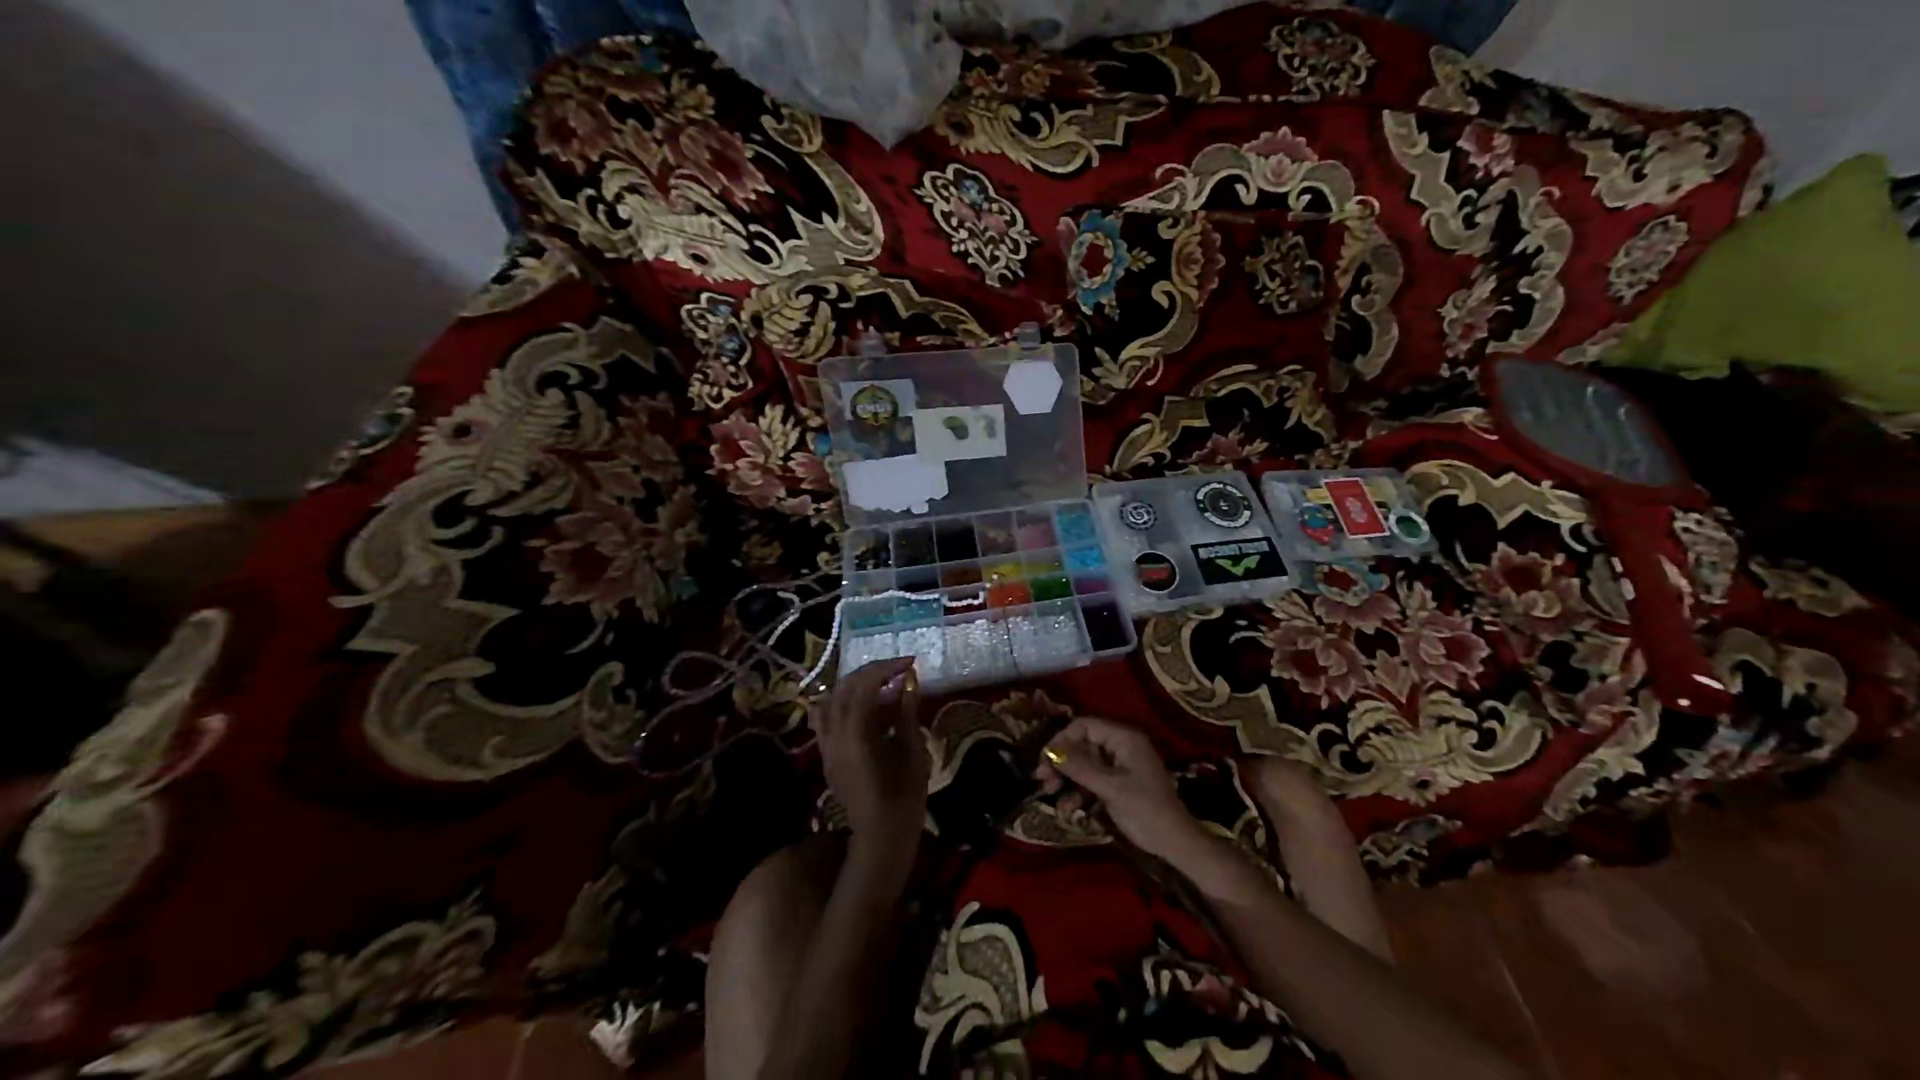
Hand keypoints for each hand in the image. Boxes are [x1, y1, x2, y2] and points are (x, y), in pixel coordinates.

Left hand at [810, 657, 928, 870]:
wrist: (880, 838)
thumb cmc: (904, 798)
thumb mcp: (913, 753)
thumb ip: (907, 713)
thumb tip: (908, 681)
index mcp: (856, 735)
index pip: (864, 686)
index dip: (886, 668)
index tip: (910, 663)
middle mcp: (834, 736)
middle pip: (845, 688)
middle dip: (872, 672)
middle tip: (899, 670)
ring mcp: (826, 746)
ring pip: (832, 700)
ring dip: (856, 685)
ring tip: (883, 686)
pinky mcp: (827, 754)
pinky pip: (826, 718)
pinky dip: (842, 704)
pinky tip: (864, 707)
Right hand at [1034, 717, 1203, 862]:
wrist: (1175, 844)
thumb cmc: (1145, 810)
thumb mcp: (1109, 787)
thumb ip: (1079, 767)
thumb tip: (1051, 751)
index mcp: (1124, 738)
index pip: (1085, 726)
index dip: (1062, 740)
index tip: (1045, 759)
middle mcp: (1121, 747)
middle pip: (1082, 745)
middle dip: (1061, 762)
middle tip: (1041, 779)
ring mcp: (1121, 766)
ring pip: (1085, 765)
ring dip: (1067, 779)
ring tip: (1051, 795)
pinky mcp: (1119, 785)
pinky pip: (1093, 781)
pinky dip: (1079, 792)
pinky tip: (1069, 809)